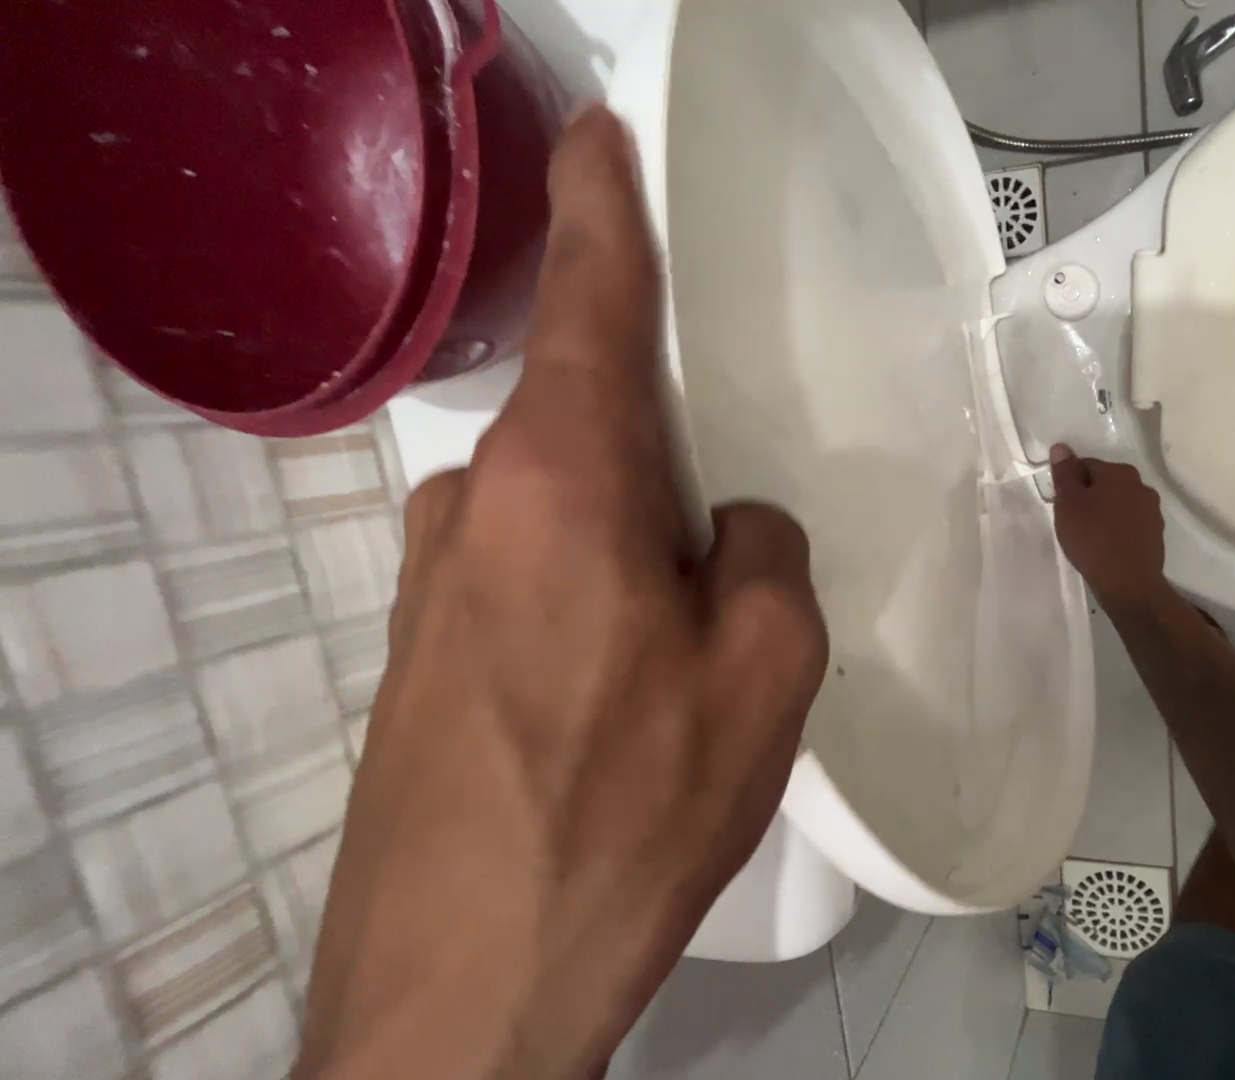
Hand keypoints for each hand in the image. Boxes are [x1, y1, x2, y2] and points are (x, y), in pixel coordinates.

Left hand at [296, 107, 827, 1079]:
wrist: (471, 976)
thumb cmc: (634, 802)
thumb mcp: (764, 671)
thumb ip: (765, 555)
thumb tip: (733, 522)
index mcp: (565, 484)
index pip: (588, 303)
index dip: (600, 208)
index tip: (599, 134)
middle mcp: (480, 505)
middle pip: (593, 422)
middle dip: (665, 446)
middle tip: (728, 513)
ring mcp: (435, 579)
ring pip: (572, 507)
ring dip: (639, 535)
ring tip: (692, 620)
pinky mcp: (424, 650)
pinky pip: (538, 569)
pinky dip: (600, 585)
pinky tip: (632, 669)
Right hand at [1049, 444, 1165, 605]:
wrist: (1127, 582)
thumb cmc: (1093, 537)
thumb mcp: (1069, 503)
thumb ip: (1064, 473)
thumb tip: (1061, 448)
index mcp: (1120, 473)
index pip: (1086, 466)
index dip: (1069, 484)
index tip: (1061, 506)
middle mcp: (1141, 486)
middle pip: (1104, 484)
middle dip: (1087, 498)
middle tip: (1072, 522)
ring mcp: (1152, 511)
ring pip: (1118, 505)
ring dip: (1103, 514)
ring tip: (1088, 537)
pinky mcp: (1155, 534)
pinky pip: (1128, 525)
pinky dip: (1116, 531)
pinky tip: (1105, 548)